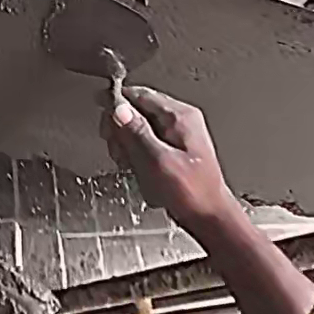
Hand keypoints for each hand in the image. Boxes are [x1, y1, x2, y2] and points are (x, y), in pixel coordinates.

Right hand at [102, 85, 240, 229]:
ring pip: (135, 128)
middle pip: (135, 111)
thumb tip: (119, 108)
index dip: (116, 106)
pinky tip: (138, 169)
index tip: (104, 122)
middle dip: (120, 131)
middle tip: (121, 151)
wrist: (209, 218)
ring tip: (132, 165)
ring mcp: (175, 134)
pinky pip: (142, 142)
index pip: (138, 95)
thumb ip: (136, 132)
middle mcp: (179, 120)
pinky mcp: (170, 148)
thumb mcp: (158, 160)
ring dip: (126, 146)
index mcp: (179, 117)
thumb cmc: (192, 193)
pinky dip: (135, 155)